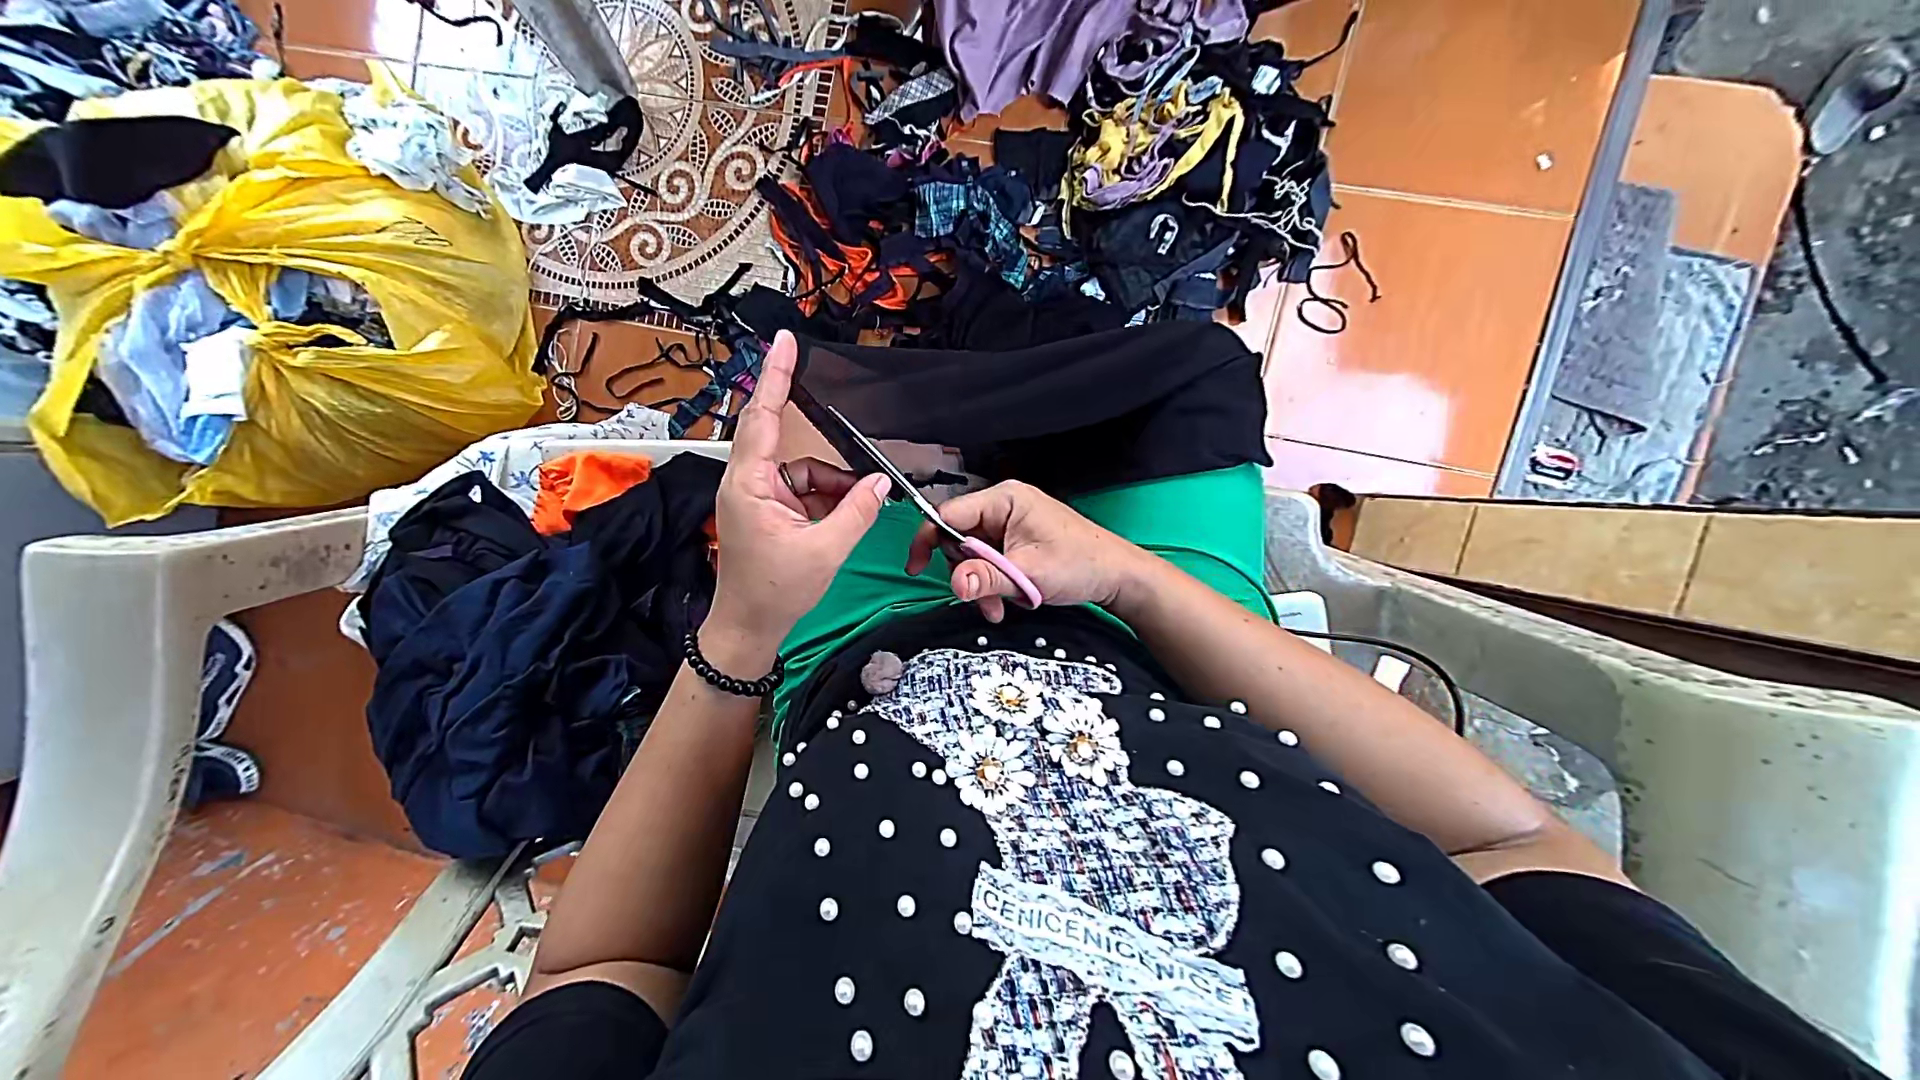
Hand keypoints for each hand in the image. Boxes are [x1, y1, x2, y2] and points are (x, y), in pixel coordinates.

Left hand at [706, 331, 890, 663]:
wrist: (749, 628)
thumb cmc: (775, 592)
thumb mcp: (825, 550)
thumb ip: (858, 511)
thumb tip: (881, 481)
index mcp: (749, 485)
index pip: (762, 417)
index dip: (774, 376)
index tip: (785, 342)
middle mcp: (747, 483)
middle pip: (787, 443)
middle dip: (820, 447)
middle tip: (844, 446)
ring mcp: (757, 496)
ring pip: (802, 470)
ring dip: (832, 485)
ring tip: (854, 509)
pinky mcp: (767, 510)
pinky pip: (802, 489)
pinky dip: (826, 498)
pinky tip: (842, 517)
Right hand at [905, 481, 1153, 623]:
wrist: (1116, 576)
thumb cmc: (1082, 563)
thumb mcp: (1029, 574)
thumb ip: (987, 578)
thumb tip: (954, 583)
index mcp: (1004, 499)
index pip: (949, 514)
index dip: (929, 539)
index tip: (917, 566)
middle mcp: (1003, 507)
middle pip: (958, 537)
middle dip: (965, 572)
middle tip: (980, 597)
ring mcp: (1009, 524)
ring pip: (973, 555)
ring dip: (980, 583)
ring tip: (1000, 606)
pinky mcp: (1015, 541)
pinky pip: (989, 561)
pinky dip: (992, 583)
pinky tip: (1008, 600)